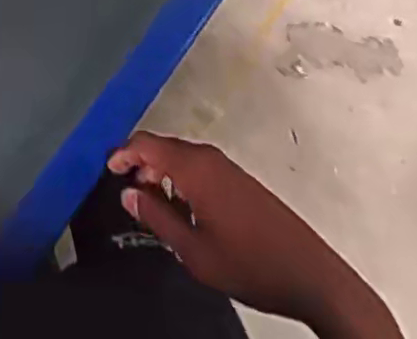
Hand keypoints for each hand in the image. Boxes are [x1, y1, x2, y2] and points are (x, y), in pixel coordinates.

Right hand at [109, 132, 400, 338]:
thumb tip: (128, 193)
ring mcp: (227, 166)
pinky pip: (198, 167)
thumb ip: (157, 217)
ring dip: (161, 173)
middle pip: (163, 147)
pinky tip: (182, 208)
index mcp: (194, 168)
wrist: (309, 273)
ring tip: (152, 206)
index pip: (147, 143)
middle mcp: (209, 158)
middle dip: (141, 164)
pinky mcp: (239, 179)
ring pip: (181, 157)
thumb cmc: (247, 262)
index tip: (108, 170)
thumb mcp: (193, 251)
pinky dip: (180, 179)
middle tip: (129, 195)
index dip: (123, 153)